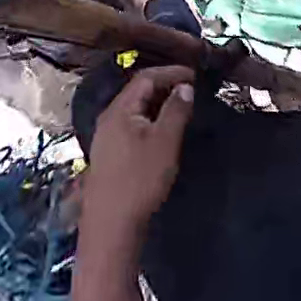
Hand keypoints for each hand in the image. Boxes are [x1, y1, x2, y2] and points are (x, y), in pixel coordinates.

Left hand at [81, 65, 195, 237]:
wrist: (111, 228)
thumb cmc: (140, 180)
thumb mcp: (165, 142)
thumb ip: (176, 110)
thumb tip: (184, 87)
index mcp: (120, 108)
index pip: (146, 77)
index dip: (171, 72)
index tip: (194, 75)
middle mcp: (108, 117)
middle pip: (138, 91)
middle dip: (164, 86)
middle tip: (189, 89)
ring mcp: (105, 136)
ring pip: (134, 109)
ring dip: (157, 104)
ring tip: (180, 107)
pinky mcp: (108, 154)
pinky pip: (131, 124)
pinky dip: (149, 119)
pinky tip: (161, 131)